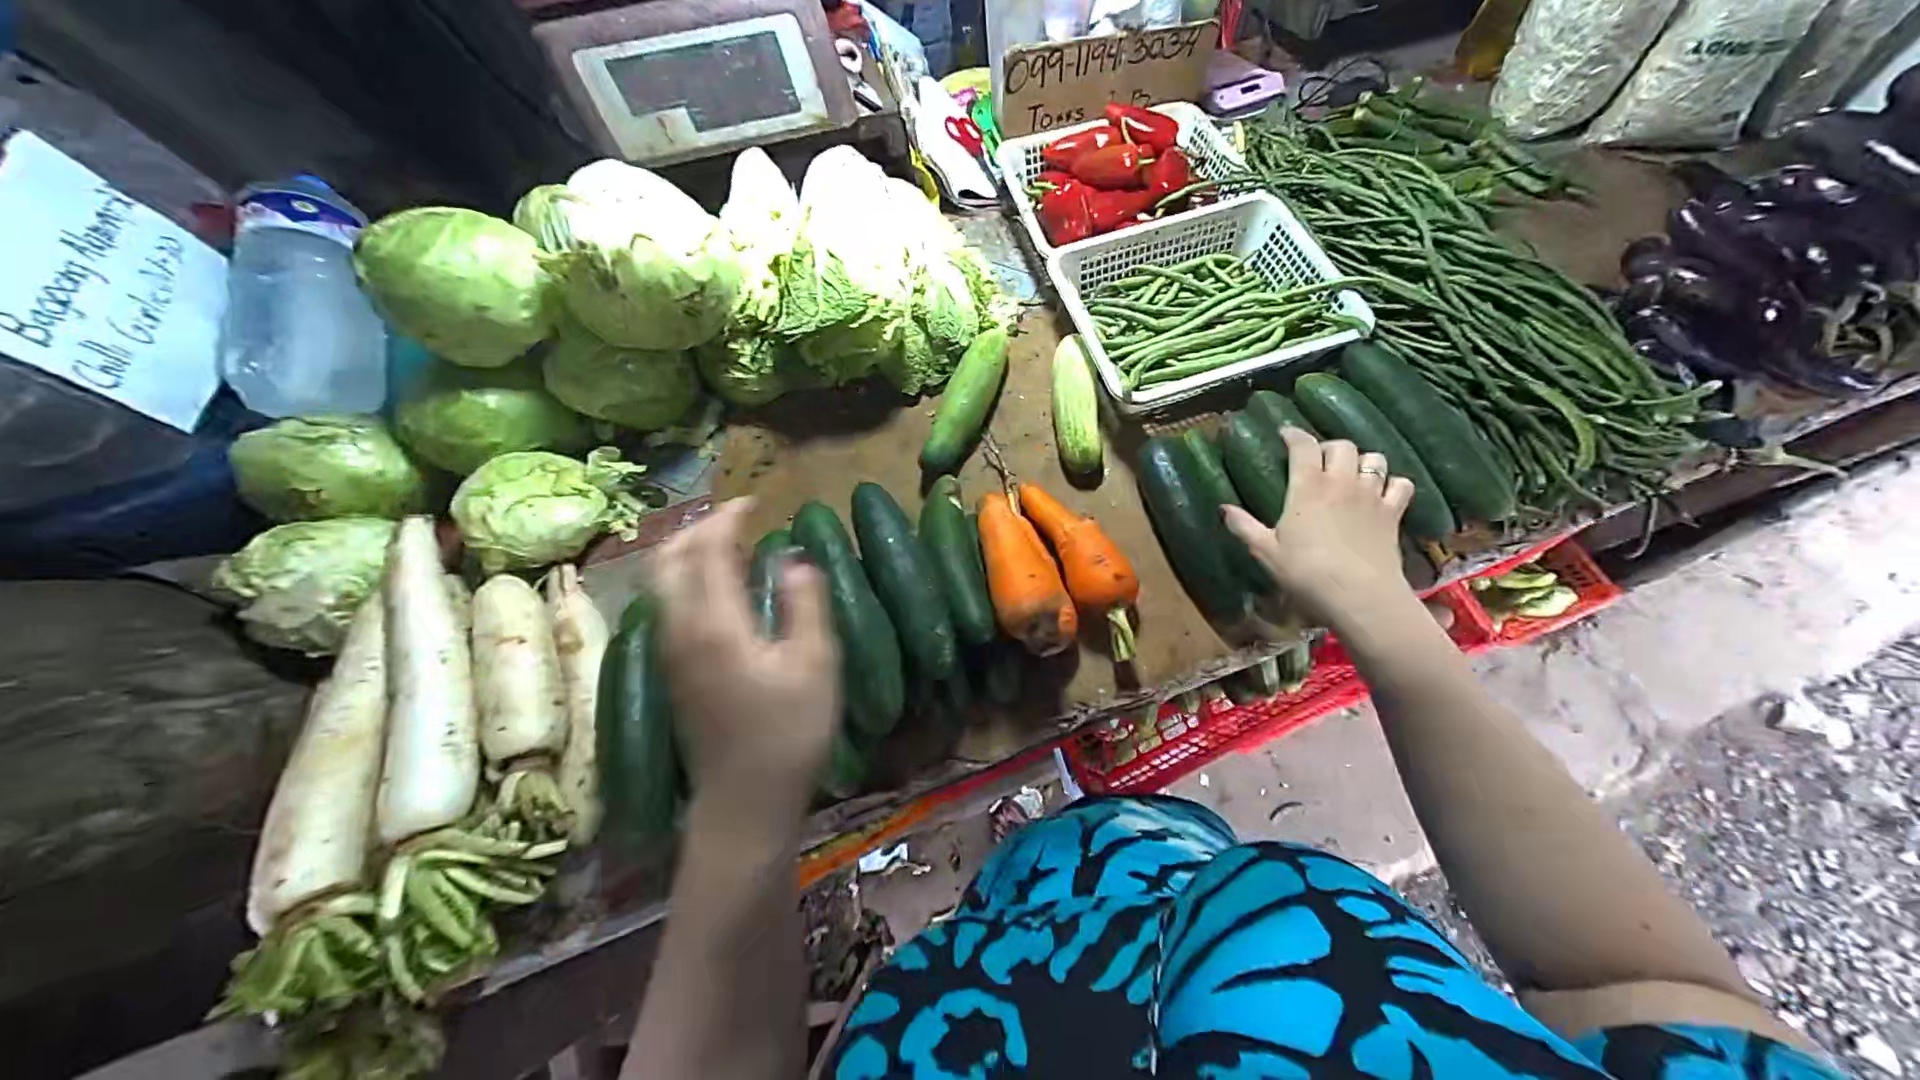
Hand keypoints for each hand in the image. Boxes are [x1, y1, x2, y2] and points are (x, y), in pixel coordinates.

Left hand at [651, 499, 838, 819]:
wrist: (745, 800)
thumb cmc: (789, 732)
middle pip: (668, 559)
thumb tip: (794, 558)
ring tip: (729, 546)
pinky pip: (668, 604)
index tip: (753, 501)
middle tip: (737, 519)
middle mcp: (680, 629)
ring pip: (661, 582)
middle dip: (698, 529)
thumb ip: (805, 602)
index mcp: (714, 623)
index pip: (707, 550)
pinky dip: (687, 580)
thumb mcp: (815, 664)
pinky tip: (718, 590)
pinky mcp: (673, 670)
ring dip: (689, 552)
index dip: (727, 519)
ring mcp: (670, 651)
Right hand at [1223, 427, 1418, 632]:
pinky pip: (1401, 484)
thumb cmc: (1306, 572)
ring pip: (1374, 459)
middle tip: (1317, 459)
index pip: (1303, 445)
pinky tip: (1382, 493)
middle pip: (1342, 445)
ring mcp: (1372, 496)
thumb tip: (1223, 509)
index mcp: (1307, 487)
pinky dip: (1392, 483)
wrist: (1359, 594)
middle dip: (1328, 447)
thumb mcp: (1266, 551)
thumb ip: (1244, 527)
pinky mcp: (1394, 513)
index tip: (1285, 433)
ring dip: (1362, 461)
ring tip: (1351, 473)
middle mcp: (1342, 482)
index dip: (1293, 435)